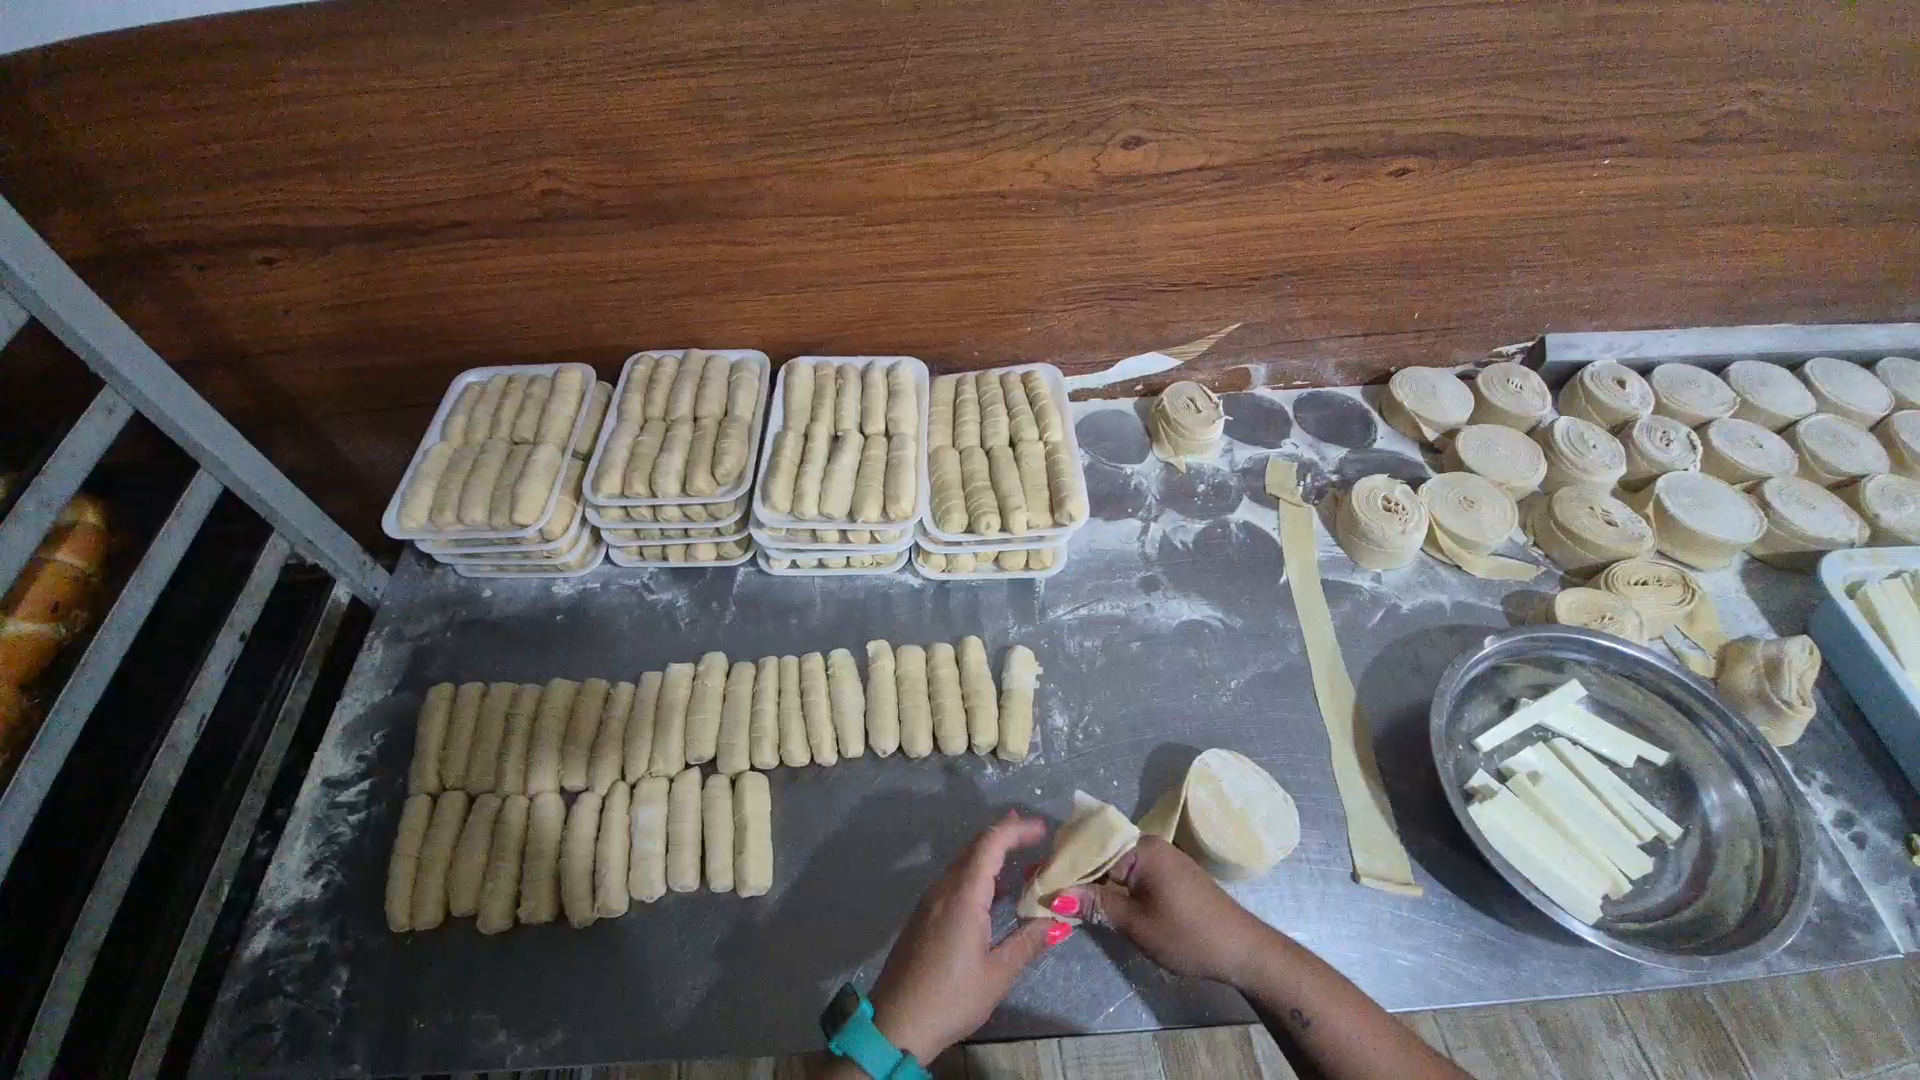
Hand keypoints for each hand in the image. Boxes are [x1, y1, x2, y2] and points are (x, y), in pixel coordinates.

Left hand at [867, 812, 1062, 1061]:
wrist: (896, 1024)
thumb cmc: (950, 998)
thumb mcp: (997, 974)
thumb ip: (1028, 942)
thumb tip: (1058, 921)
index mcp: (962, 895)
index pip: (990, 844)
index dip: (1016, 829)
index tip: (1042, 828)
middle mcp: (943, 889)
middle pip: (975, 847)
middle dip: (1005, 835)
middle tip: (1035, 833)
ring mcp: (929, 901)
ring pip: (963, 864)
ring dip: (991, 856)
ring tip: (1020, 857)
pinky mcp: (924, 916)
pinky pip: (954, 881)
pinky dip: (977, 875)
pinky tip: (993, 891)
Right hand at [1061, 835, 1275, 987]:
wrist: (1244, 951)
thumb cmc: (1188, 935)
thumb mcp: (1136, 923)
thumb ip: (1095, 905)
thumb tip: (1054, 894)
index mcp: (1141, 848)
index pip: (1090, 850)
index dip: (1061, 867)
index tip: (1034, 880)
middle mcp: (1149, 844)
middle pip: (1100, 853)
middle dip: (1072, 871)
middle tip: (1040, 888)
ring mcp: (1160, 859)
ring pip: (1113, 864)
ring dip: (1089, 881)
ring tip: (1058, 895)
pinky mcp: (1166, 875)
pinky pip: (1128, 872)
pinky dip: (1109, 885)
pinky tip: (1092, 900)